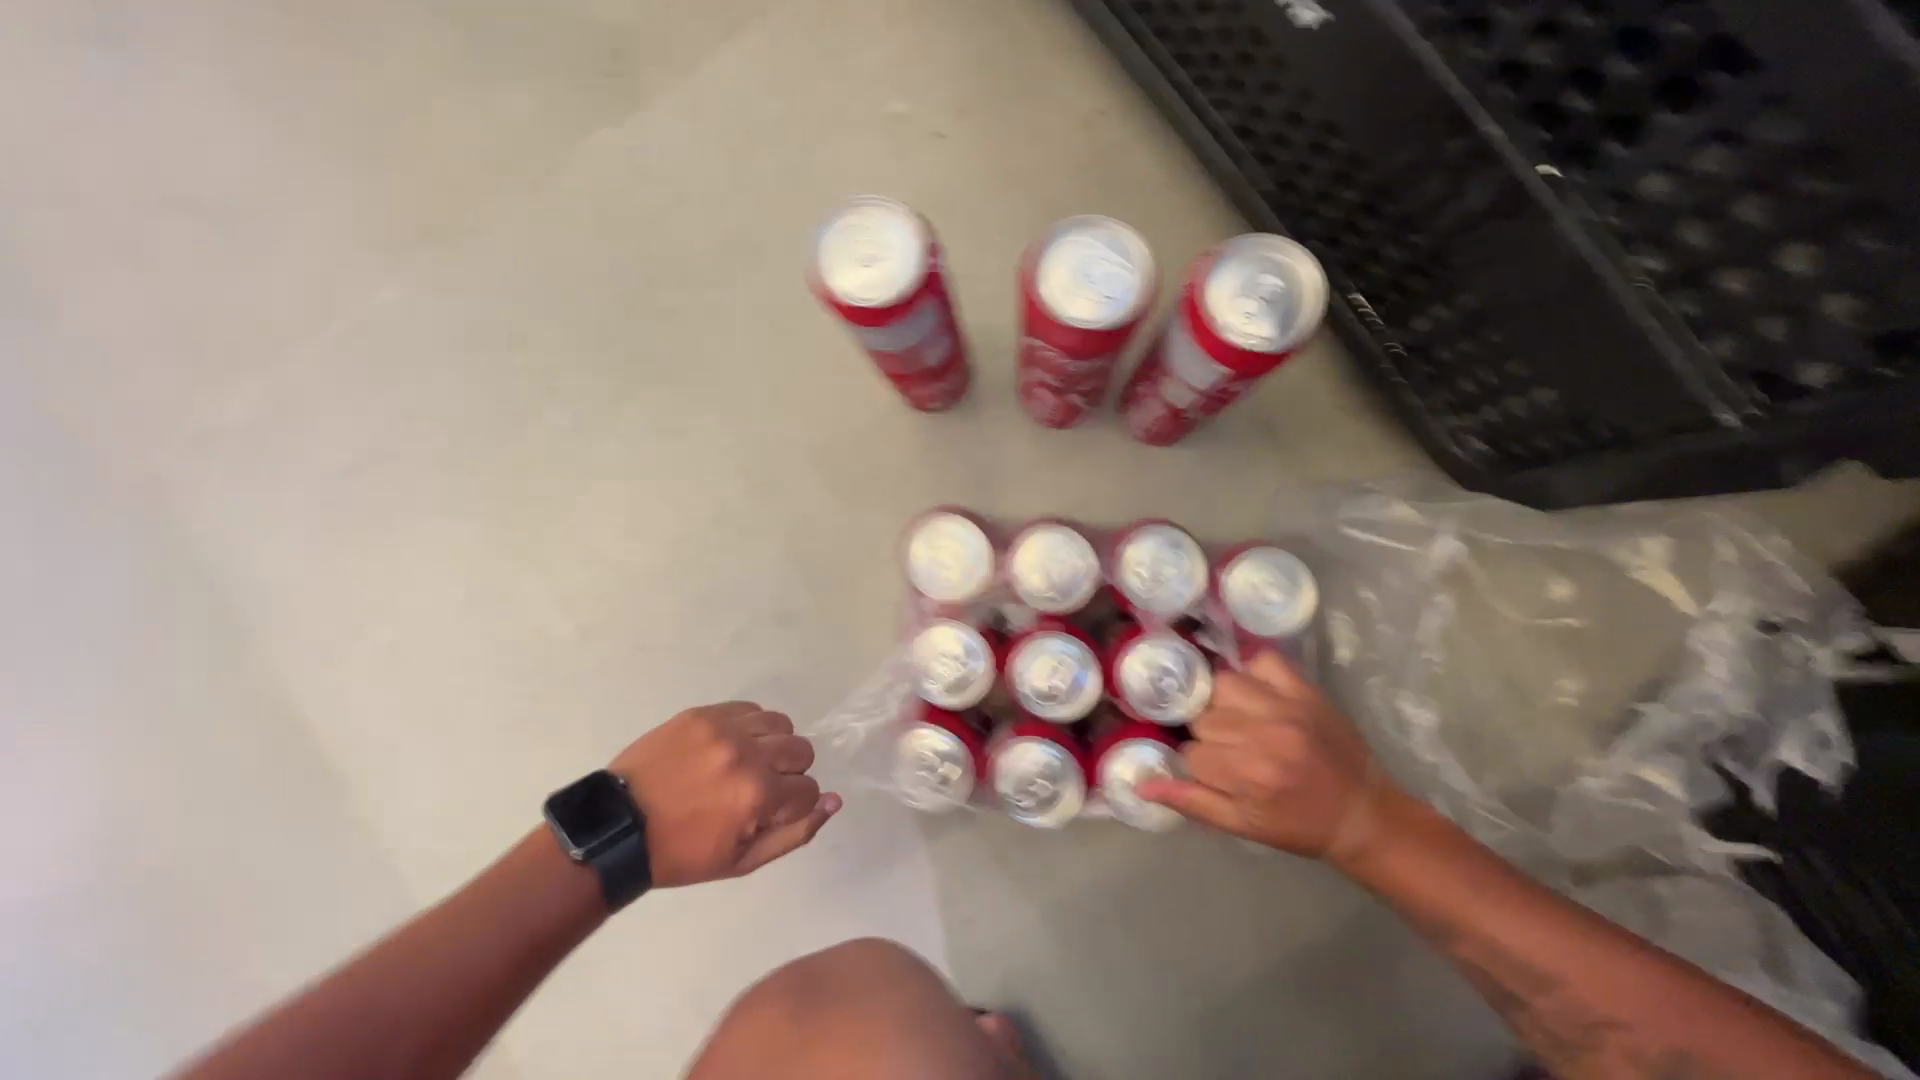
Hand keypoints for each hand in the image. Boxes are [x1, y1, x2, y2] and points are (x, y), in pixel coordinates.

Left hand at [610, 702, 840, 887]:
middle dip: (789, 774)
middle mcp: (747, 754)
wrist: (619, 827)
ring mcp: (724, 729)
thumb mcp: (742, 861)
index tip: (767, 815)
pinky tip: (729, 748)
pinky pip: (750, 709)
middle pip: (802, 750)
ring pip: (781, 724)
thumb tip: (834, 801)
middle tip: (758, 790)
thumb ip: (795, 833)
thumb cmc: (682, 853)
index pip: (810, 789)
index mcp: (758, 795)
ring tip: (746, 765)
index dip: (794, 806)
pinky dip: (750, 728)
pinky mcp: (703, 714)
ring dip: (773, 746)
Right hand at [1136, 650, 1400, 866]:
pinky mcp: (1305, 690)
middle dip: (1209, 735)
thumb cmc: (1298, 825)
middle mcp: (1265, 734)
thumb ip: (1191, 802)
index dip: (1197, 764)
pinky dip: (1253, 672)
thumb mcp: (1242, 825)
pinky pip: (1263, 661)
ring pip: (1223, 684)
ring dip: (1222, 702)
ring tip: (1237, 720)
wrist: (1362, 813)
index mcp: (1249, 775)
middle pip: (1203, 718)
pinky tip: (1255, 694)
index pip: (1191, 753)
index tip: (1216, 774)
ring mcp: (1287, 707)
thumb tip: (1140, 784)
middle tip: (1230, 752)